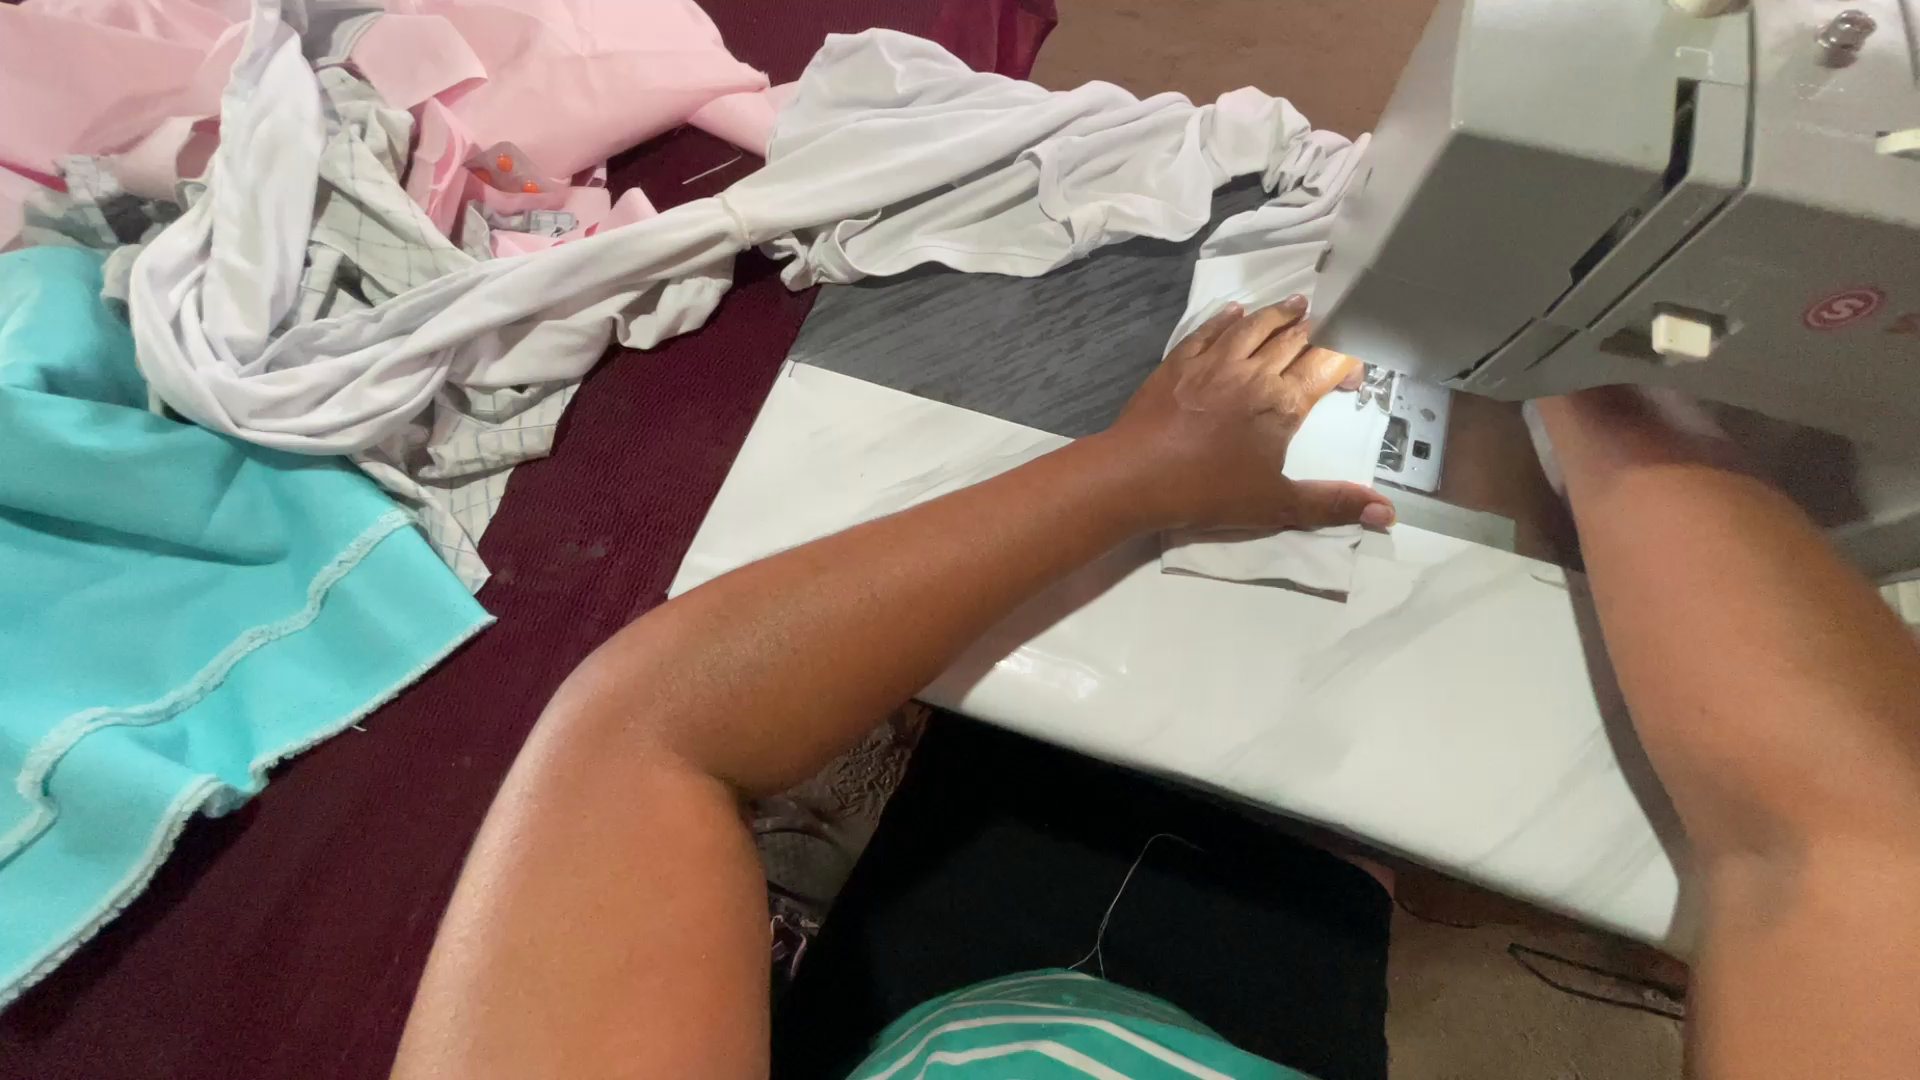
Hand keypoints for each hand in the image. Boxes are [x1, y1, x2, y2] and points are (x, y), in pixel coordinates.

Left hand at [1098, 296, 1394, 531]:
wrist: (1135, 475)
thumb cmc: (1206, 491)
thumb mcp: (1274, 505)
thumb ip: (1329, 504)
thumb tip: (1387, 512)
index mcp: (1282, 402)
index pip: (1328, 364)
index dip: (1347, 364)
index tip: (1350, 380)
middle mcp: (1252, 371)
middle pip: (1293, 338)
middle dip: (1316, 332)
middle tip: (1326, 330)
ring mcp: (1212, 362)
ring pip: (1253, 326)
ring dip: (1278, 314)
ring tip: (1296, 304)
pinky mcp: (1177, 363)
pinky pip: (1207, 331)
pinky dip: (1225, 318)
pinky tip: (1234, 312)